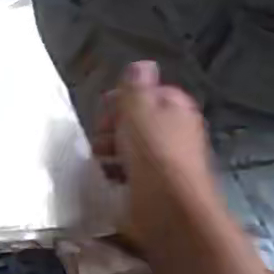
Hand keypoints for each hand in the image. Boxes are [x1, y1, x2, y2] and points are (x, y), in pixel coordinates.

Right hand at [94, 61, 221, 244]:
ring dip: (109, 152)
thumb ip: (136, 87)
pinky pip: (128, 170)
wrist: (169, 209)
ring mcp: (164, 159)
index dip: (122, 100)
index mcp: (174, 108)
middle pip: (134, 120)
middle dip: (112, 127)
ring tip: (99, 161)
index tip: (104, 111)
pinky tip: (106, 178)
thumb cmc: (153, 155)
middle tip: (101, 137)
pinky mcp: (153, 184)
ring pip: (129, 146)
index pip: (145, 93)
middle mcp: (174, 131)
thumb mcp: (139, 111)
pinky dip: (115, 172)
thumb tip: (141, 64)